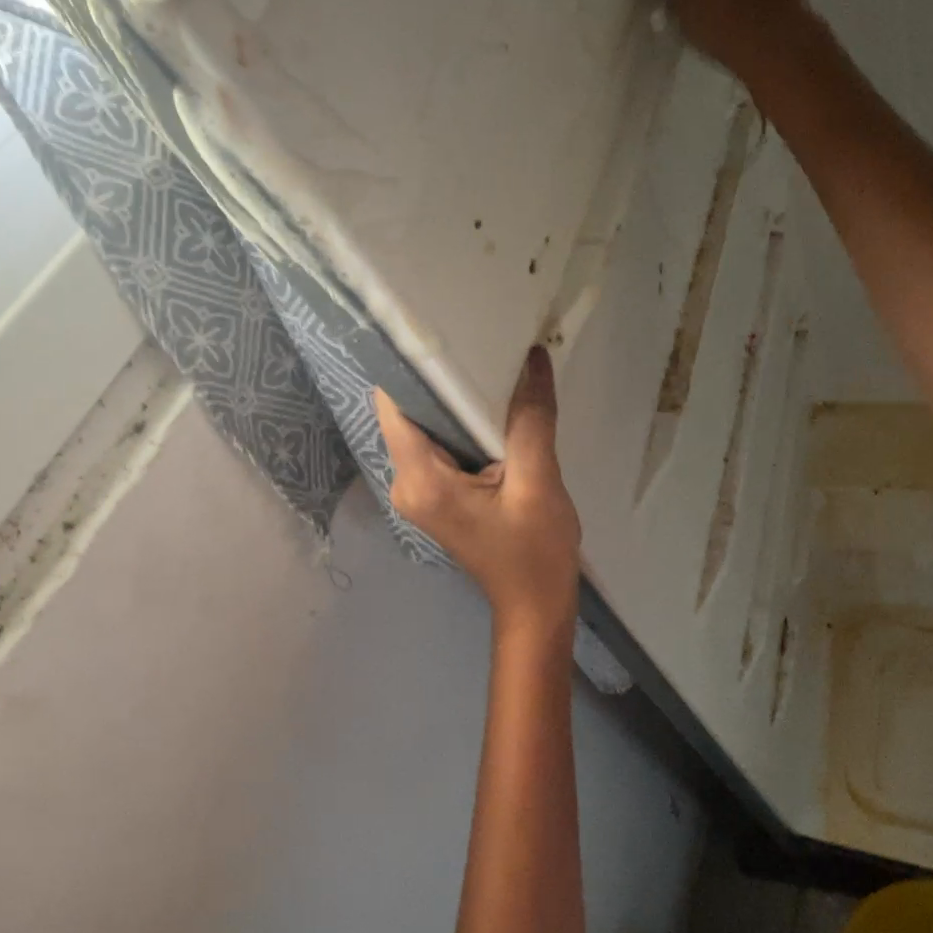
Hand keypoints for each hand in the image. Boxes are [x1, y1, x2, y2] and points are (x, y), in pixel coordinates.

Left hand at [373, 348, 581, 642]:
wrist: (535, 606)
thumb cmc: (534, 552)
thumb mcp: (538, 481)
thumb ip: (530, 418)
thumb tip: (532, 357)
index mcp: (420, 480)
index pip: (393, 405)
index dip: (409, 365)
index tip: (435, 326)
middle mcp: (406, 482)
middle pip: (408, 412)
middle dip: (437, 378)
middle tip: (472, 334)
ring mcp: (418, 490)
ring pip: (425, 427)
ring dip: (452, 400)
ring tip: (486, 361)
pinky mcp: (435, 494)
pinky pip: (439, 445)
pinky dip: (460, 424)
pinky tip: (490, 404)